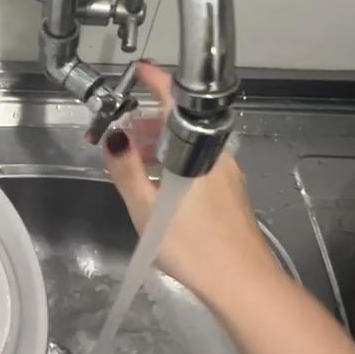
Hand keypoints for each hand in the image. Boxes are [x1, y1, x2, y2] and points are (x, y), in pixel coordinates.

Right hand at [103, 62, 279, 313]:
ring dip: (158, 148)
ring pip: (188, 148)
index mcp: (196, 153)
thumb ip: (126, 170)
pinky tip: (158, 188)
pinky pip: (197, 166)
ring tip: (131, 164)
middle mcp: (216, 157)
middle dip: (147, 124)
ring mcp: (227, 176)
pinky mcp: (230, 195)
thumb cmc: (191, 245)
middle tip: (117, 134)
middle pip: (180, 126)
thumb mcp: (145, 208)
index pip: (174, 103)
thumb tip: (112, 137)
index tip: (139, 70)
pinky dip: (173, 165)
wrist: (242, 282)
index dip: (156, 82)